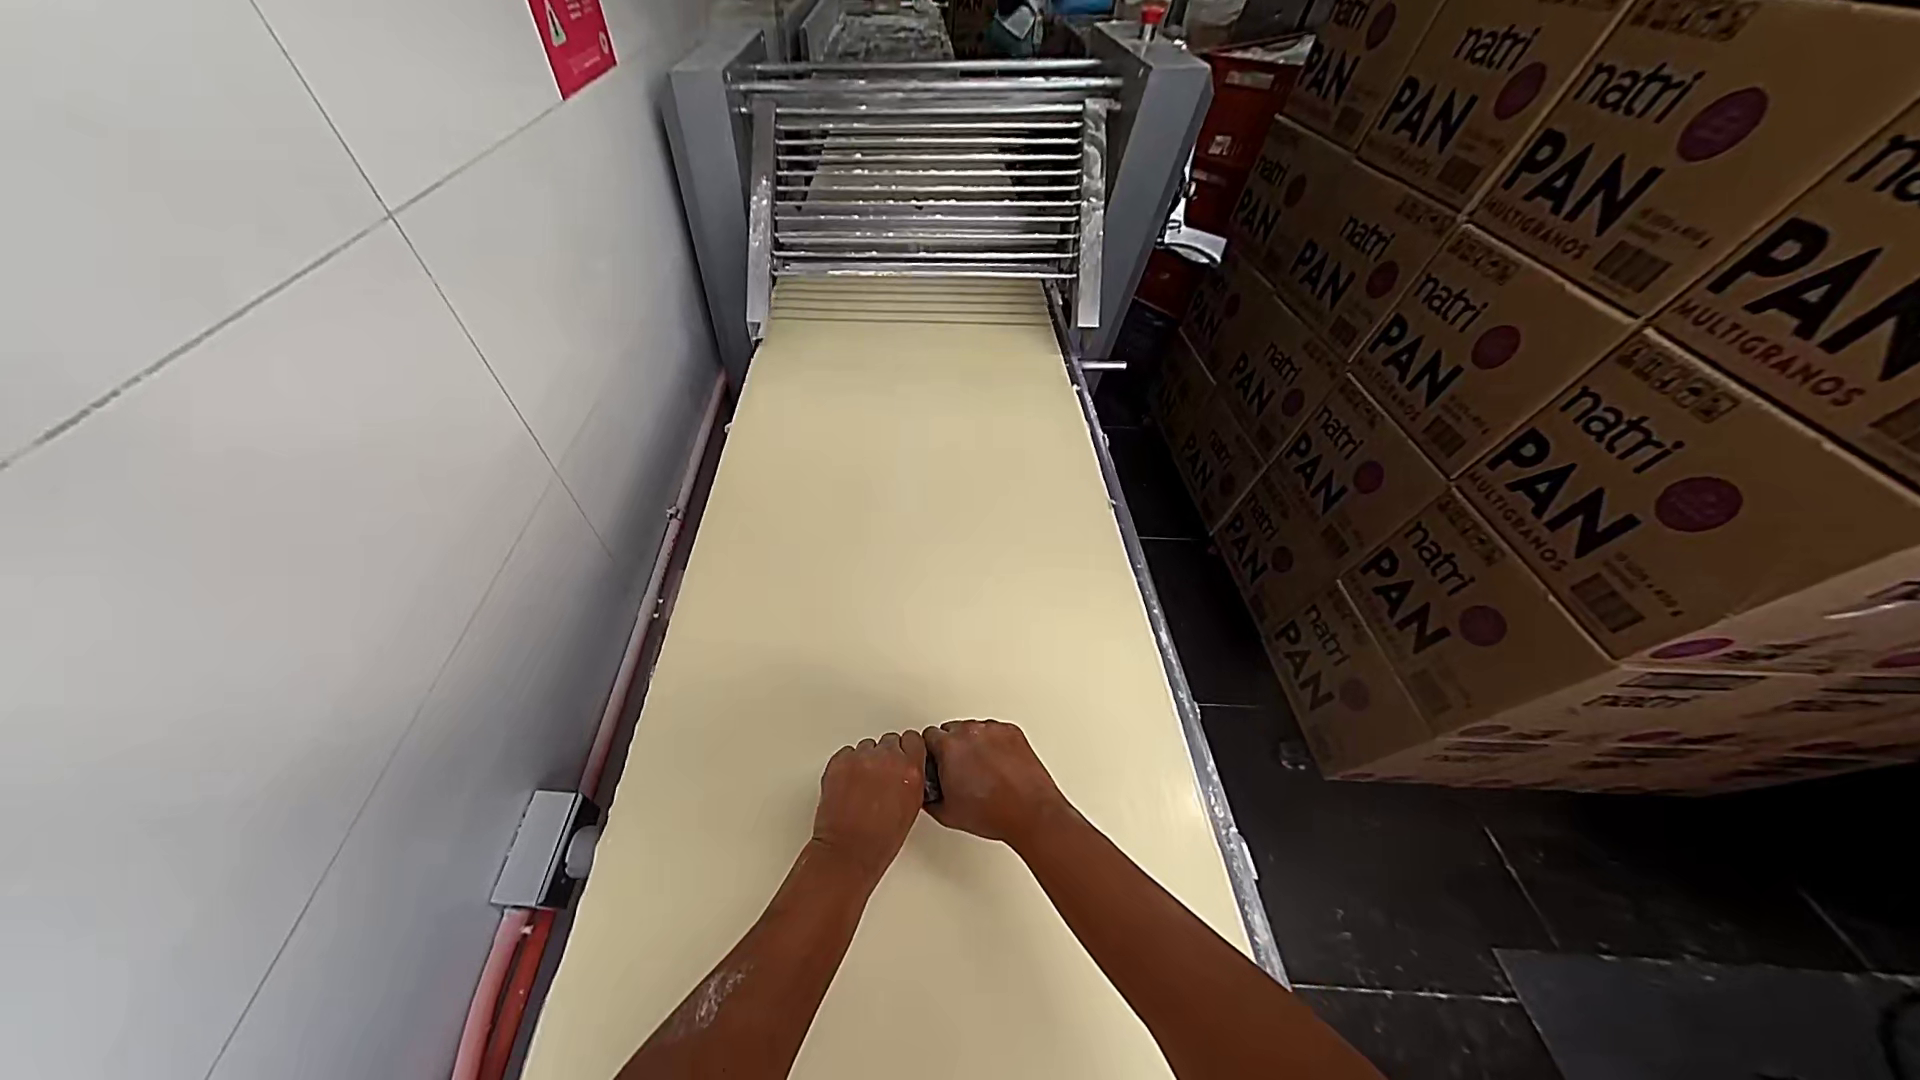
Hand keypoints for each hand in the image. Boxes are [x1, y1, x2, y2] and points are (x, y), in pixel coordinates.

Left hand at [811, 731, 926, 880]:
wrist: (849, 851)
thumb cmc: (879, 839)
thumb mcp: (912, 806)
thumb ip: (912, 778)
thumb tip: (907, 767)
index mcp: (910, 769)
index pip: (913, 739)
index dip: (907, 748)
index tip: (903, 755)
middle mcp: (887, 759)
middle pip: (890, 740)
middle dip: (886, 755)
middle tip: (881, 775)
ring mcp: (862, 759)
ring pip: (868, 746)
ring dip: (867, 759)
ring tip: (863, 783)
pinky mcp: (839, 762)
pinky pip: (847, 753)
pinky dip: (848, 764)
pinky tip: (850, 783)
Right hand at [922, 719, 1073, 847]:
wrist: (1030, 813)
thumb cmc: (994, 813)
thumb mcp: (946, 813)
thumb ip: (927, 794)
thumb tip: (926, 791)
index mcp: (949, 747)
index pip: (928, 736)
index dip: (931, 752)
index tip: (936, 762)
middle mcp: (970, 732)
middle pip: (950, 729)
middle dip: (951, 747)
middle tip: (959, 769)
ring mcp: (992, 730)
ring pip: (973, 729)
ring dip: (973, 743)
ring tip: (982, 769)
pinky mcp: (1011, 732)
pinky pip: (995, 731)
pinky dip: (994, 743)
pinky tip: (997, 764)